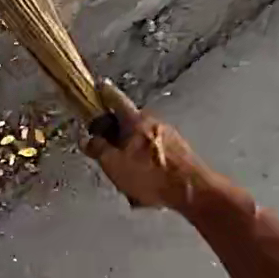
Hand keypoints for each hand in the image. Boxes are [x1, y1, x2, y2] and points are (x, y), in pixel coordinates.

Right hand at [81, 81, 209, 210]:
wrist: (191, 191)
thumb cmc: (151, 176)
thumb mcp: (113, 164)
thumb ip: (98, 149)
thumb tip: (87, 140)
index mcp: (135, 121)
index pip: (116, 99)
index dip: (104, 92)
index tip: (99, 87)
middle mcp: (154, 124)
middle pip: (129, 123)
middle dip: (117, 135)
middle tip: (106, 152)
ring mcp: (169, 138)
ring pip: (142, 142)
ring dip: (132, 155)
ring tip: (127, 178)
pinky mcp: (179, 154)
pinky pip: (155, 156)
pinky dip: (147, 167)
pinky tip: (144, 186)